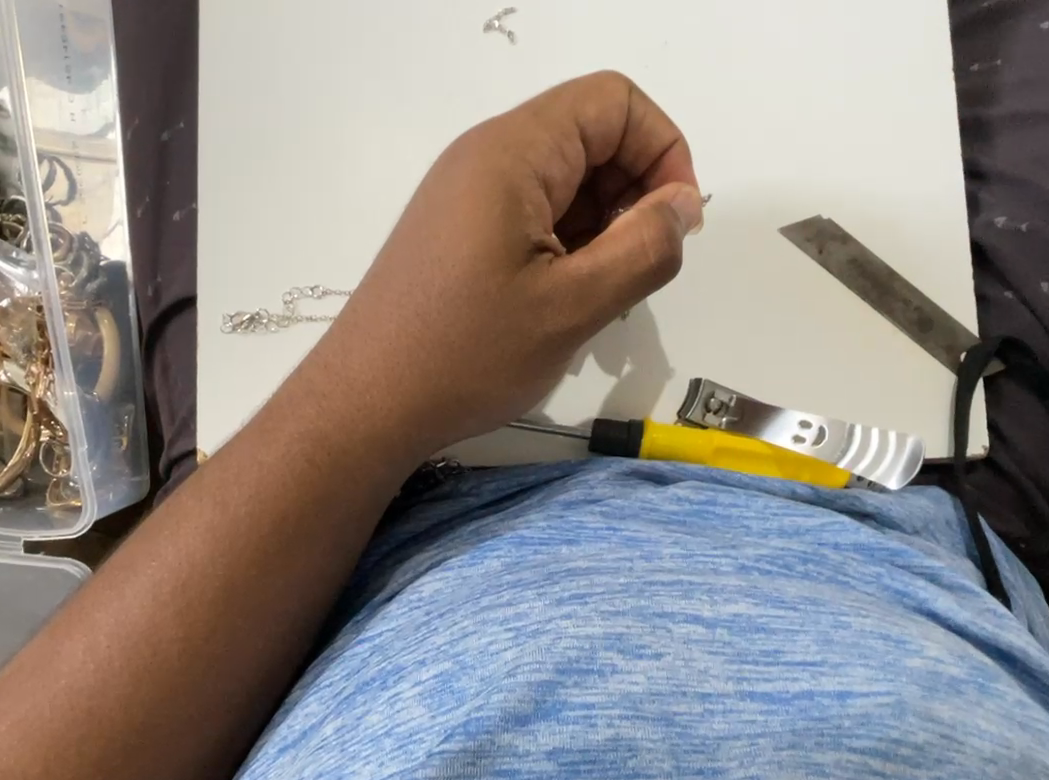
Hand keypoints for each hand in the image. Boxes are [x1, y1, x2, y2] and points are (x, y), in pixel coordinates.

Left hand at [279, 71, 702, 461]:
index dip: (664, 152)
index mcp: (513, 152)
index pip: (614, 103)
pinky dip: (562, 256)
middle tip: (631, 280)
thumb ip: (644, 248)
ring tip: (593, 308)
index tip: (675, 227)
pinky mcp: (454, 239)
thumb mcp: (572, 308)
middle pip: (589, 142)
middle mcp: (484, 159)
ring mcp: (464, 200)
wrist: (364, 407)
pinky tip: (558, 313)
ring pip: (562, 190)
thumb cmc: (466, 357)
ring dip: (599, 237)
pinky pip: (528, 223)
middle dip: (632, 201)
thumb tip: (684, 204)